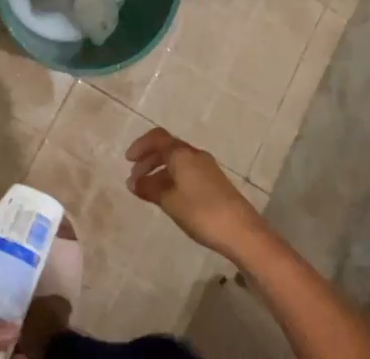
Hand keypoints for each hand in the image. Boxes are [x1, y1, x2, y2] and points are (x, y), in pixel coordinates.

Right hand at [126, 127, 269, 259]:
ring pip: (178, 162)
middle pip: (168, 149)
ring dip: (160, 171)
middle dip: (149, 160)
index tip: (128, 160)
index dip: (141, 146)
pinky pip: (187, 173)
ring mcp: (207, 168)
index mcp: (182, 154)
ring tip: (148, 191)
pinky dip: (173, 179)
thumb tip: (132, 182)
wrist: (241, 231)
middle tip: (135, 179)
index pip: (158, 138)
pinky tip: (169, 198)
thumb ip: (149, 188)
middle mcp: (195, 155)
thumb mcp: (169, 201)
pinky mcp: (215, 182)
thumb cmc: (201, 212)